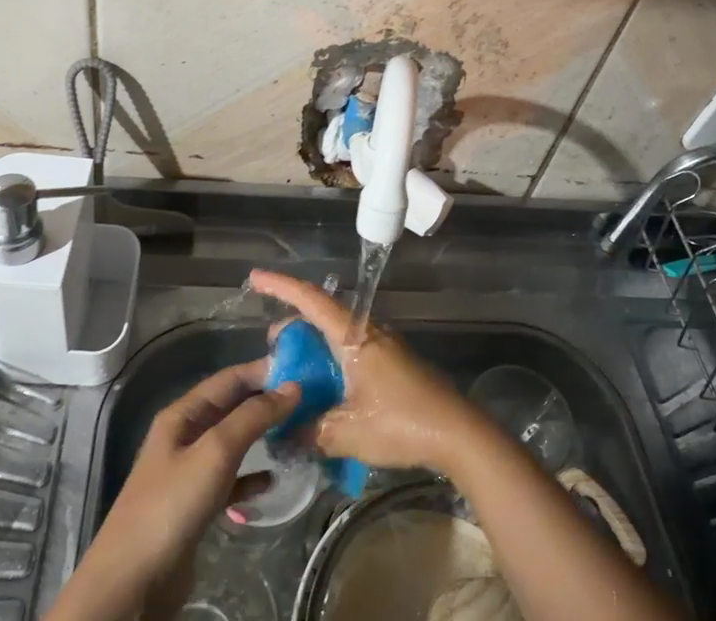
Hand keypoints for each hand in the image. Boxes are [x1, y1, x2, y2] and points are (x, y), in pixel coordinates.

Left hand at [52, 361, 296, 620]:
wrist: (135, 578)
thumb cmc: (173, 504)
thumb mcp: (216, 452)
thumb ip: (253, 417)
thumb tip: (292, 386)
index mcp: (182, 415)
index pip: (228, 379)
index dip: (262, 370)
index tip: (303, 367)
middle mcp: (184, 436)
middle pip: (231, 408)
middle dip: (266, 401)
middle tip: (309, 400)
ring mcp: (189, 472)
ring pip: (232, 443)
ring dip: (262, 437)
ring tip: (298, 434)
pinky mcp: (196, 505)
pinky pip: (229, 480)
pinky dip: (251, 477)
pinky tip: (272, 481)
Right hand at [250, 269, 491, 475]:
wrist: (460, 434)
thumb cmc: (402, 423)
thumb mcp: (348, 433)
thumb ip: (310, 431)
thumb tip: (283, 436)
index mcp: (355, 337)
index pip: (312, 300)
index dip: (282, 286)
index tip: (255, 277)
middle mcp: (370, 333)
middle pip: (324, 314)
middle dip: (293, 324)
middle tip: (272, 347)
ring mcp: (386, 347)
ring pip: (339, 334)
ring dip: (314, 344)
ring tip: (293, 369)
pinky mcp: (395, 364)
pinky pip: (354, 350)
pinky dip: (332, 359)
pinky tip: (325, 387)